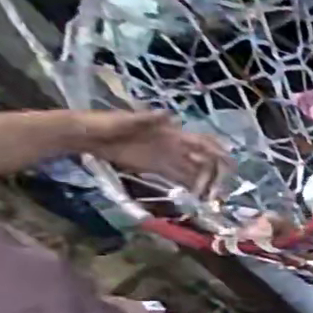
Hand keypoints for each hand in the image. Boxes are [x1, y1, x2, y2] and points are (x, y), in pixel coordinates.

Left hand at [81, 111, 227, 197]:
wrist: (83, 135)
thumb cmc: (104, 123)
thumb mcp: (126, 119)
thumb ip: (147, 119)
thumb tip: (169, 114)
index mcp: (171, 133)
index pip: (202, 142)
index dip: (218, 151)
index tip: (229, 164)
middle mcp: (174, 146)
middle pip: (202, 159)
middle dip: (215, 173)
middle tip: (220, 189)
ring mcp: (166, 158)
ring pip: (193, 171)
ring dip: (204, 183)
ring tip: (212, 197)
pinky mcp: (155, 168)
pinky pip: (178, 178)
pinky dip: (189, 186)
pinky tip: (196, 196)